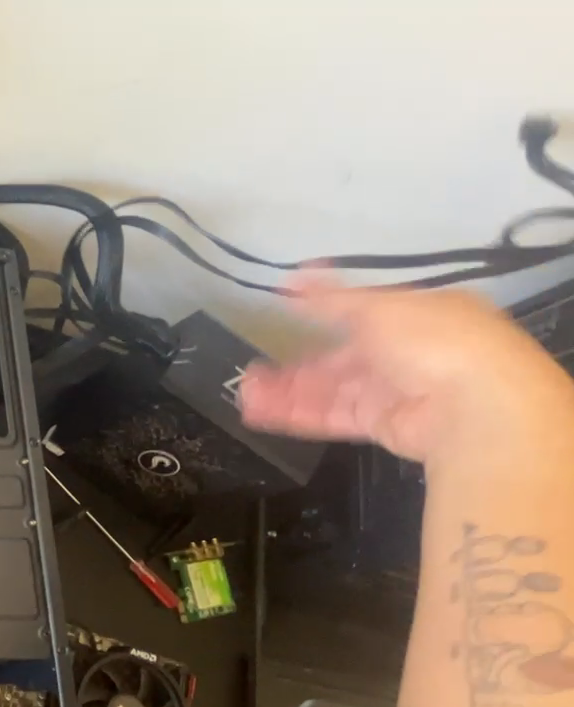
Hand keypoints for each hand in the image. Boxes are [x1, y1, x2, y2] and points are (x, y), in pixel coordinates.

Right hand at [239, 275, 573, 464]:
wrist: (471, 406)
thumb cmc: (433, 344)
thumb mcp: (380, 309)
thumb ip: (332, 299)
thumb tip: (296, 275)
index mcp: (414, 316)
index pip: (358, 316)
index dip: (318, 318)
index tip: (281, 318)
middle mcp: (403, 352)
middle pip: (334, 360)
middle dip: (291, 367)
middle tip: (251, 373)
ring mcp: (390, 389)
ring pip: (326, 390)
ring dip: (284, 392)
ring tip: (244, 394)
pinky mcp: (377, 422)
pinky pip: (329, 416)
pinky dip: (294, 414)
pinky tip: (260, 412)